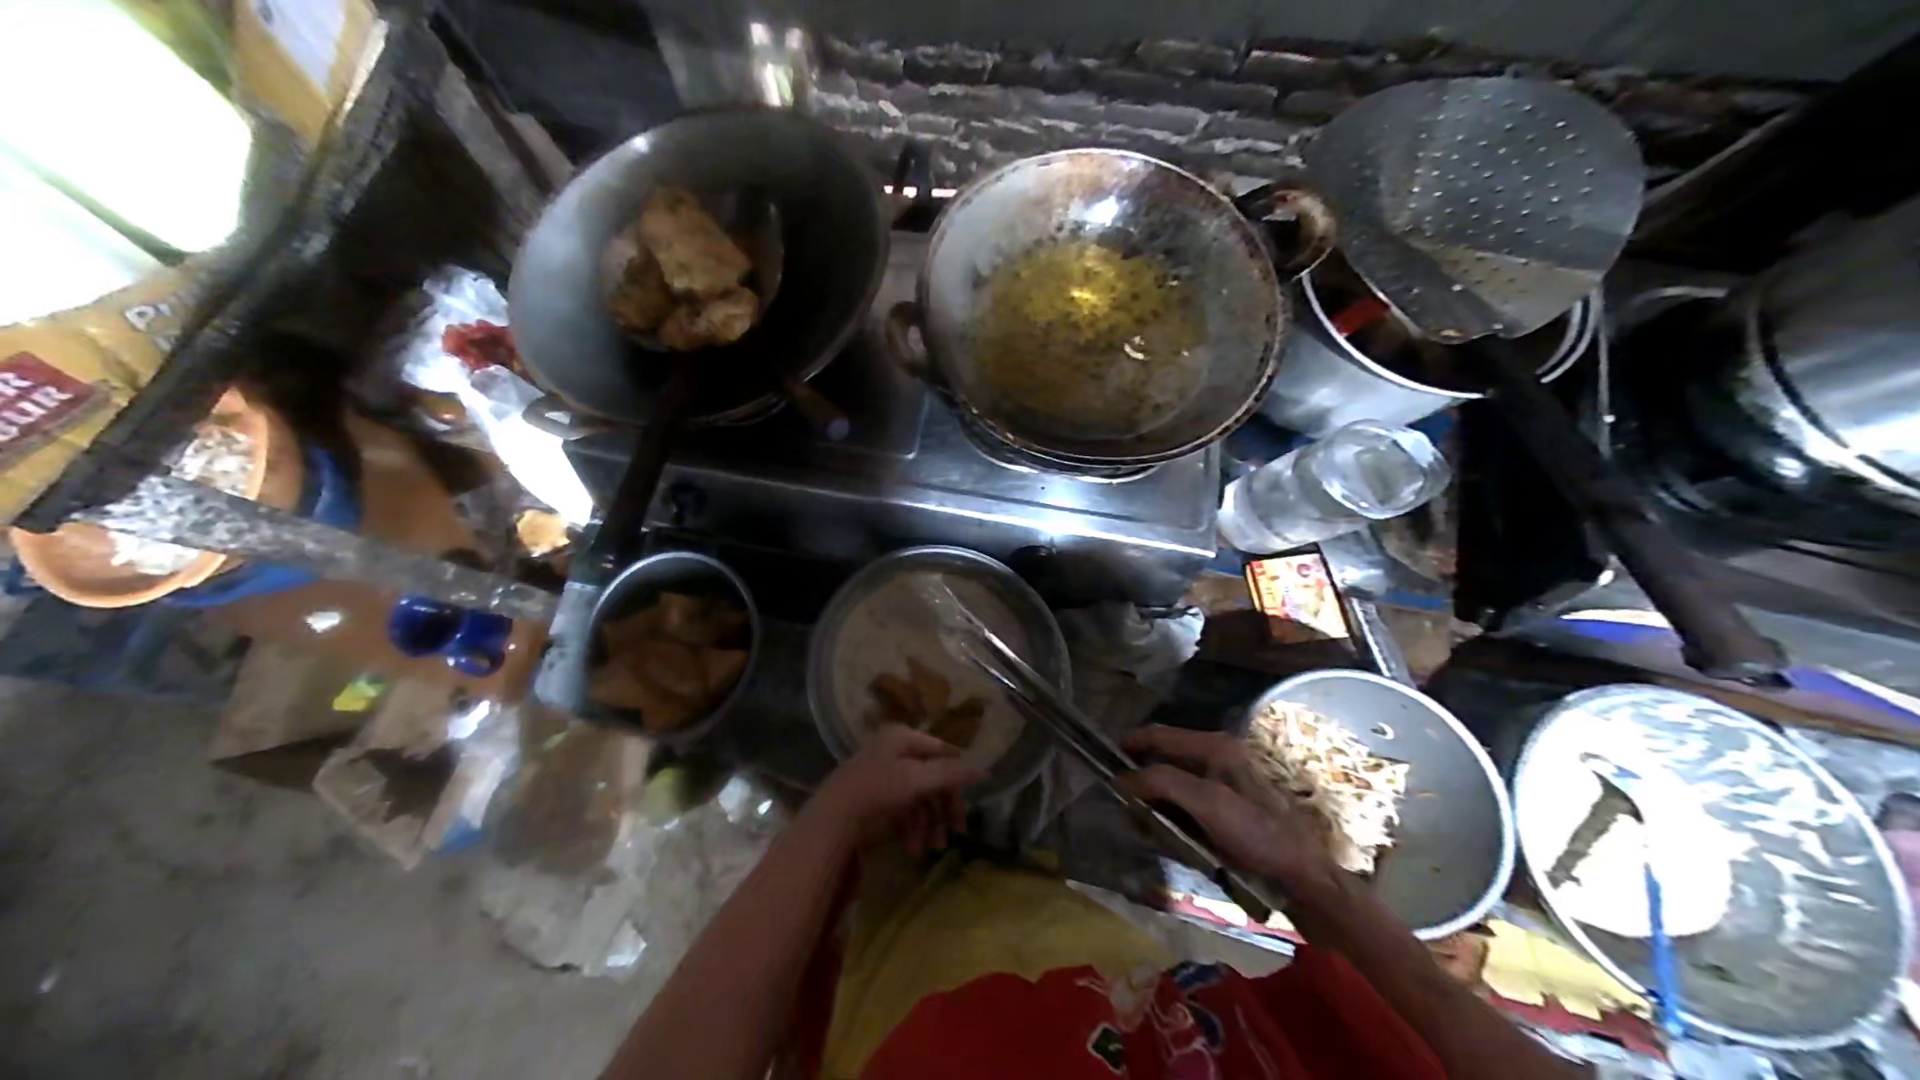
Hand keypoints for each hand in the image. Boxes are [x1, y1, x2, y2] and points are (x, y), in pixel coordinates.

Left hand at [810, 725, 985, 854]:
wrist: (832, 820)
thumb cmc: (878, 790)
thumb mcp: (918, 779)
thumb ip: (952, 774)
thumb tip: (985, 771)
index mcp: (903, 738)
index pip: (942, 751)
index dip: (958, 773)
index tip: (971, 798)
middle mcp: (894, 751)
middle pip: (931, 777)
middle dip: (942, 808)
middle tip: (956, 833)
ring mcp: (883, 775)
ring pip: (917, 798)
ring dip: (928, 824)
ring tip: (933, 848)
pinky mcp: (875, 800)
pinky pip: (902, 810)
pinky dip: (912, 829)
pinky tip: (915, 848)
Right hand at [1117, 725, 1341, 894]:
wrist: (1302, 875)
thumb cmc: (1257, 834)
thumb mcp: (1208, 804)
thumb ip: (1164, 783)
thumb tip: (1122, 778)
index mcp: (1215, 746)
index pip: (1159, 734)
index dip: (1129, 744)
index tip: (1102, 761)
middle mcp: (1218, 755)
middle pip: (1164, 754)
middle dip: (1138, 770)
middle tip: (1115, 792)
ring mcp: (1223, 779)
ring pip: (1173, 775)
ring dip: (1151, 790)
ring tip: (1132, 811)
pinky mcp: (1226, 803)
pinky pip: (1185, 795)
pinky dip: (1167, 805)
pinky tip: (1159, 823)